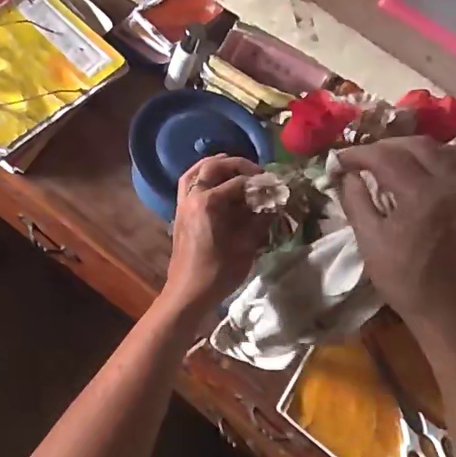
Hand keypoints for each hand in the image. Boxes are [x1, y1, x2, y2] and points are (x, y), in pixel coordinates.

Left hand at [160, 155, 269, 318]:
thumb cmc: (218, 271)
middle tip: (256, 172)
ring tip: (236, 170)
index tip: (275, 184)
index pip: (238, 181)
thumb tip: (274, 202)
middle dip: (235, 165)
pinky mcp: (180, 214)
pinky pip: (188, 185)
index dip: (260, 181)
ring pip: (195, 172)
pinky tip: (219, 186)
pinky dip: (202, 178)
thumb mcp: (246, 245)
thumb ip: (259, 219)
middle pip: (212, 167)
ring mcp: (182, 205)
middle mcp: (191, 197)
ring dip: (215, 166)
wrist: (188, 291)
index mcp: (207, 202)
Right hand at [336, 137, 455, 329]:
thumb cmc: (403, 278)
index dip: (358, 154)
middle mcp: (454, 184)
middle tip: (362, 158)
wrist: (450, 306)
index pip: (386, 157)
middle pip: (418, 145)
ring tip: (388, 162)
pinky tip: (417, 175)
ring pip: (443, 151)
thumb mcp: (369, 240)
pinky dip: (433, 163)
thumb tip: (347, 175)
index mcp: (422, 195)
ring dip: (411, 151)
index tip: (339, 160)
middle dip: (385, 146)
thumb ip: (356, 201)